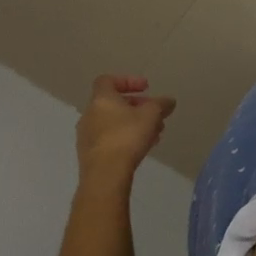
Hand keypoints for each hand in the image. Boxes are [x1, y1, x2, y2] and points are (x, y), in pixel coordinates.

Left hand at [76, 75, 174, 190]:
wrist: (105, 174)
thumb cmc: (127, 136)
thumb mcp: (152, 115)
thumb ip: (161, 104)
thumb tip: (169, 101)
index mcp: (101, 99)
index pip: (108, 80)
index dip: (128, 81)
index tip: (146, 88)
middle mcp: (89, 114)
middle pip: (113, 103)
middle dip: (136, 106)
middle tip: (154, 113)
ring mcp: (87, 135)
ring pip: (113, 122)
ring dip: (133, 123)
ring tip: (153, 133)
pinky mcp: (89, 154)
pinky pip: (109, 138)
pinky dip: (125, 137)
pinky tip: (141, 147)